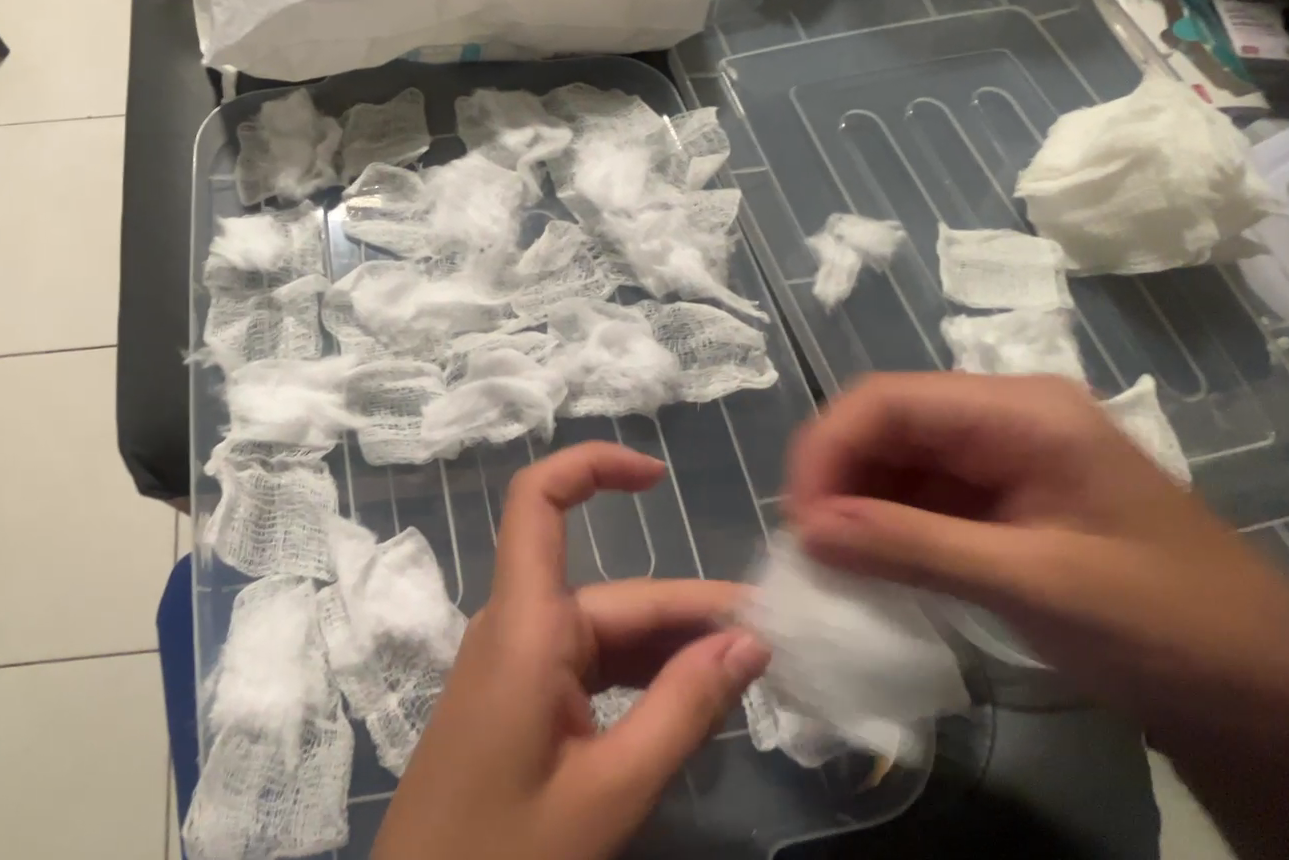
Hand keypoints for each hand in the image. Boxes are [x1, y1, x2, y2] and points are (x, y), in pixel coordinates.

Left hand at [373, 442, 769, 859]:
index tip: (660, 476)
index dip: (591, 467)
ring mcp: (515, 662)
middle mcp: (516, 627)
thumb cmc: (509, 847)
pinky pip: (588, 663)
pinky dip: (642, 675)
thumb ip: (683, 708)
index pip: (538, 502)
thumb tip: (750, 640)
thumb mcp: (612, 786)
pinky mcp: (519, 695)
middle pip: (611, 592)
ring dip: (673, 646)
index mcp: (524, 626)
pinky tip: (695, 697)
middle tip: (779, 643)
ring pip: (605, 630)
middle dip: (691, 610)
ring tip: (752, 671)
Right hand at [784, 371, 1288, 753]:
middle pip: (880, 424)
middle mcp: (1000, 420)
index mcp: (1022, 414)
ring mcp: (996, 459)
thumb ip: (914, 548)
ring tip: (827, 561)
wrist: (1262, 696)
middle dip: (832, 479)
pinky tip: (862, 565)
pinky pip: (909, 497)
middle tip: (807, 547)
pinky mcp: (991, 500)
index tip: (799, 520)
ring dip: (848, 505)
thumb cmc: (1169, 626)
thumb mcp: (1037, 584)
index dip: (827, 449)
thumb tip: (805, 530)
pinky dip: (875, 528)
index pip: (887, 401)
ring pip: (886, 460)